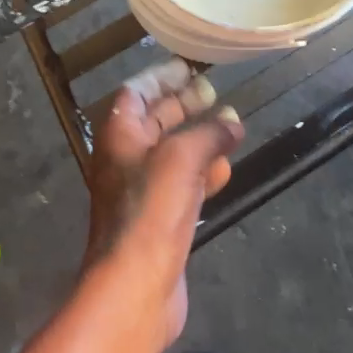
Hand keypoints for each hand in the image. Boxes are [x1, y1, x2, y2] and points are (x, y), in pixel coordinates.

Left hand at [82, 60, 242, 350]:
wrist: (135, 285)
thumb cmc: (151, 210)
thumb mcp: (182, 158)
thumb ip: (209, 134)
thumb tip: (232, 122)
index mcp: (120, 134)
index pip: (137, 92)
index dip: (161, 77)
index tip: (188, 67)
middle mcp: (126, 158)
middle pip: (156, 120)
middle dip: (185, 104)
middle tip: (215, 92)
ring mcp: (143, 191)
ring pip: (174, 153)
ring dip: (200, 138)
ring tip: (232, 125)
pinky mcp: (160, 219)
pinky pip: (183, 184)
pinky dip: (204, 173)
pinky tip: (226, 169)